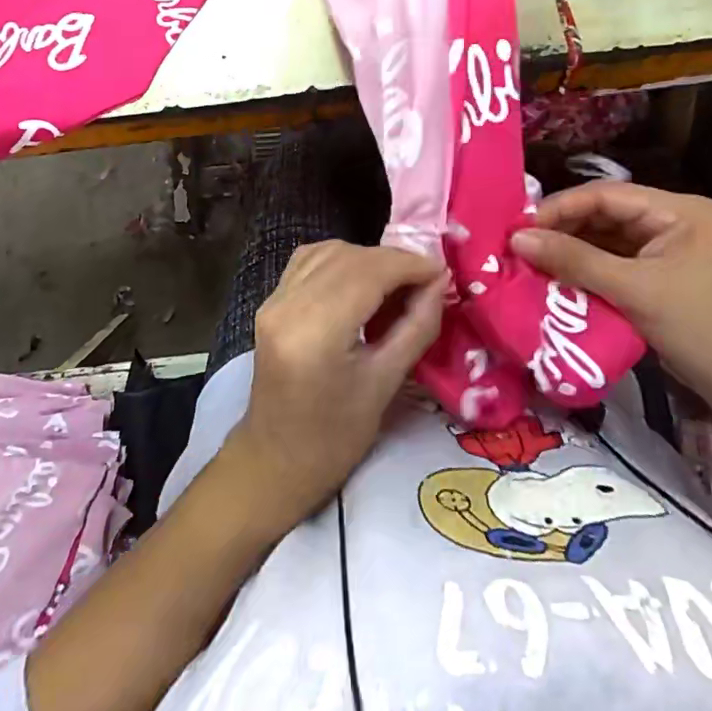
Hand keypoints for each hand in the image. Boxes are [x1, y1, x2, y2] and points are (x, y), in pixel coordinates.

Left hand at [226, 241, 447, 526]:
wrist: (277, 459)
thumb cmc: (337, 435)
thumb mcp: (386, 383)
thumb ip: (416, 327)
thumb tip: (440, 283)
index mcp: (316, 331)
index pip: (368, 272)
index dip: (410, 264)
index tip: (442, 273)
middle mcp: (287, 305)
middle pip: (348, 257)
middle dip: (393, 260)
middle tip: (426, 281)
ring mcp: (272, 301)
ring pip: (328, 252)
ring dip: (368, 259)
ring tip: (398, 283)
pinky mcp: (269, 303)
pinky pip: (309, 262)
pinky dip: (341, 262)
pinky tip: (362, 283)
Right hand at [510, 182, 711, 454]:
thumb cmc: (707, 329)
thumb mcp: (637, 291)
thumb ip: (575, 261)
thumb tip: (517, 238)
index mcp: (679, 211)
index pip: (606, 195)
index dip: (558, 208)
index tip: (517, 228)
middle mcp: (673, 225)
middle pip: (604, 217)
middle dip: (561, 232)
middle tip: (517, 250)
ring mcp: (668, 256)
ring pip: (606, 245)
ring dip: (570, 255)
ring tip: (528, 266)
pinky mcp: (662, 286)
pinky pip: (615, 271)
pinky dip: (586, 277)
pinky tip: (556, 285)